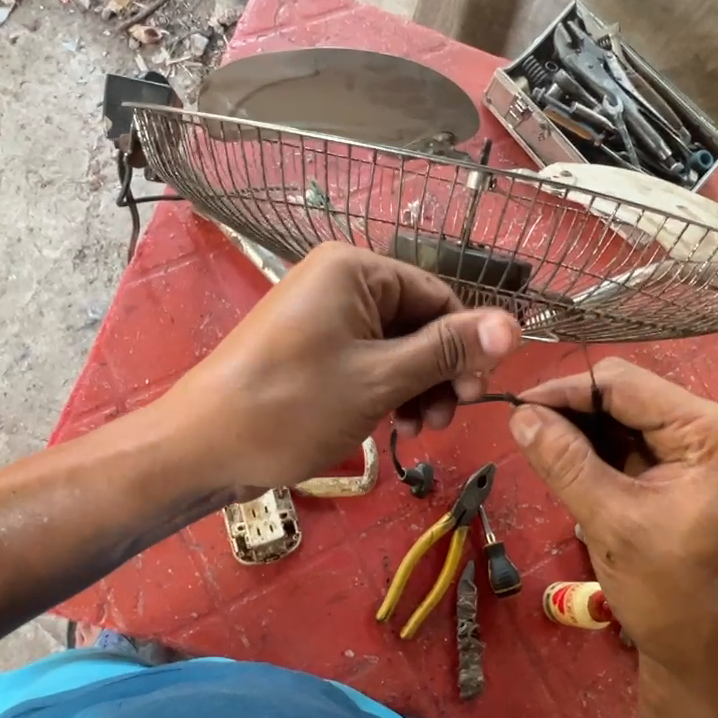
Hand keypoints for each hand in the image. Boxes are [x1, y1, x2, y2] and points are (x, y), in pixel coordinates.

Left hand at [160, 243, 521, 491]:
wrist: (203, 447)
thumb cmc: (292, 407)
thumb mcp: (380, 379)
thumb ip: (447, 351)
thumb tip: (514, 325)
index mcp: (356, 270)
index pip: (439, 296)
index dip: (467, 346)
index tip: (476, 397)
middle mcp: (340, 282)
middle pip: (419, 322)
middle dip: (438, 373)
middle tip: (442, 421)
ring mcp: (323, 316)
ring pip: (396, 347)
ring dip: (416, 388)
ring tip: (414, 430)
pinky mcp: (312, 348)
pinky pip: (367, 361)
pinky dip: (386, 392)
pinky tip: (391, 425)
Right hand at [508, 359, 717, 681]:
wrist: (708, 659)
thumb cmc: (672, 593)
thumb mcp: (612, 522)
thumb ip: (565, 462)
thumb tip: (519, 415)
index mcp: (710, 430)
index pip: (623, 384)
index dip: (564, 390)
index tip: (513, 407)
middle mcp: (709, 429)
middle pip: (625, 397)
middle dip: (571, 411)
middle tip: (520, 430)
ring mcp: (696, 452)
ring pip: (622, 420)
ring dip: (579, 432)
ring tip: (535, 447)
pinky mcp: (681, 474)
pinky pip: (628, 447)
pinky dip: (593, 453)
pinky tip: (562, 463)